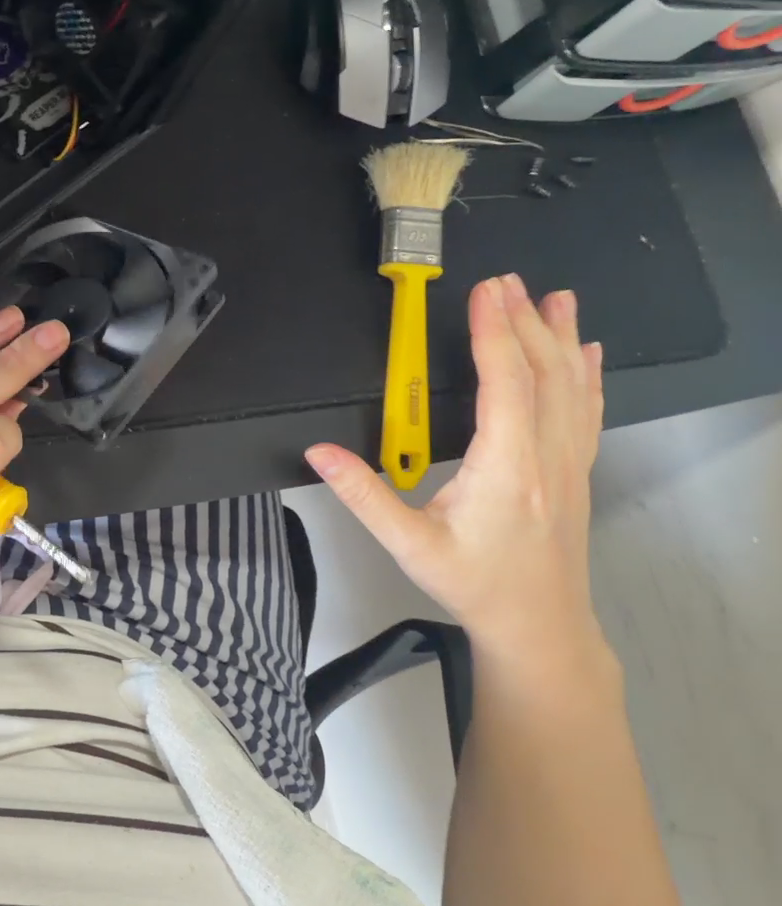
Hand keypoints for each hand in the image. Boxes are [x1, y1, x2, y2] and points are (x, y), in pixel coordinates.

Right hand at [305, 274, 606, 661]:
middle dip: (524, 323)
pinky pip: (585, 410)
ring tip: (555, 297)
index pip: (505, 385)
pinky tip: (586, 354)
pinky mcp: (572, 471)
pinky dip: (586, 374)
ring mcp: (567, 463)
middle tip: (506, 281)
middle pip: (543, 375)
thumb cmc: (472, 582)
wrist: (538, 623)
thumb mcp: (407, 544)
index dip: (494, 334)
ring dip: (561, 338)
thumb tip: (319, 452)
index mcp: (507, 469)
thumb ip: (363, 494)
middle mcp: (546, 457)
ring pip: (571, 387)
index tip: (485, 294)